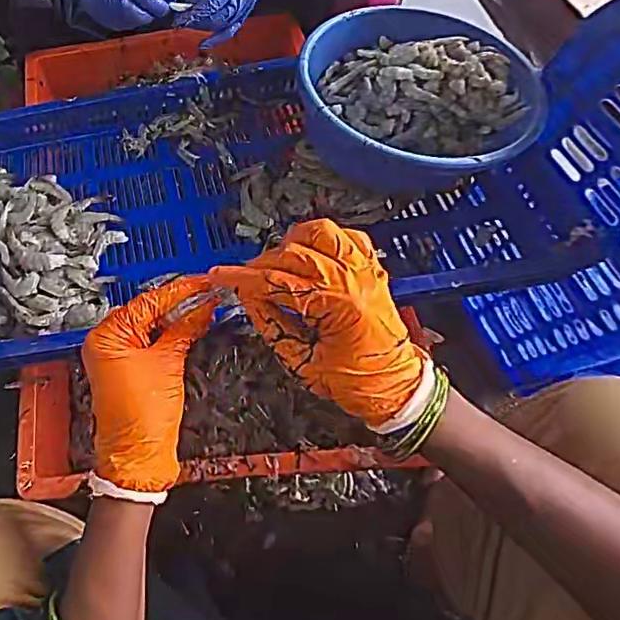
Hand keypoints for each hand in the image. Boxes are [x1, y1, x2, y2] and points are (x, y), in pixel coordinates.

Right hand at [64, 0, 174, 33]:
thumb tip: (166, 1)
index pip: (147, 11)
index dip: (160, 6)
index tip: (167, 1)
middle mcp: (109, 10)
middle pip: (139, 20)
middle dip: (149, 11)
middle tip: (154, 0)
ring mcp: (102, 16)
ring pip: (130, 24)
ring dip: (138, 15)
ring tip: (138, 0)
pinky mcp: (97, 18)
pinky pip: (119, 23)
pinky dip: (127, 16)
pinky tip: (127, 5)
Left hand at [80, 275, 217, 501]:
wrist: (139, 458)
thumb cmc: (142, 418)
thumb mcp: (169, 362)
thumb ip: (185, 327)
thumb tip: (202, 305)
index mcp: (107, 336)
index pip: (147, 301)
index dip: (178, 291)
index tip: (200, 281)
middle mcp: (106, 343)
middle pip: (147, 311)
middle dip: (178, 301)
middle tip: (206, 290)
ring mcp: (117, 357)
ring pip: (150, 326)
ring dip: (176, 317)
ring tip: (203, 305)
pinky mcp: (129, 369)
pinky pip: (150, 342)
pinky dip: (170, 334)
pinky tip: (190, 326)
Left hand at [177, 0, 270, 48]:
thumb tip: (185, 7)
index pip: (214, 3)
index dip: (197, 13)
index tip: (181, 19)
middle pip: (219, 17)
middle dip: (198, 21)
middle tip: (179, 22)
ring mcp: (247, 6)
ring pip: (224, 25)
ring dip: (204, 28)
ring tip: (188, 25)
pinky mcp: (245, 12)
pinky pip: (231, 29)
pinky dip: (218, 37)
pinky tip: (206, 43)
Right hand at [209, 220, 430, 431]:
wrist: (396, 388)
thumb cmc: (357, 382)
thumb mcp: (302, 361)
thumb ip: (271, 325)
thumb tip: (248, 298)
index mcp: (338, 302)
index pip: (277, 280)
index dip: (244, 278)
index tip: (222, 275)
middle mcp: (354, 277)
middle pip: (294, 252)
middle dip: (263, 264)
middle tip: (248, 279)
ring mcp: (365, 269)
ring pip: (321, 231)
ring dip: (294, 242)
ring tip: (278, 261)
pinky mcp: (372, 268)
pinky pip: (347, 237)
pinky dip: (324, 239)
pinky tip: (311, 252)